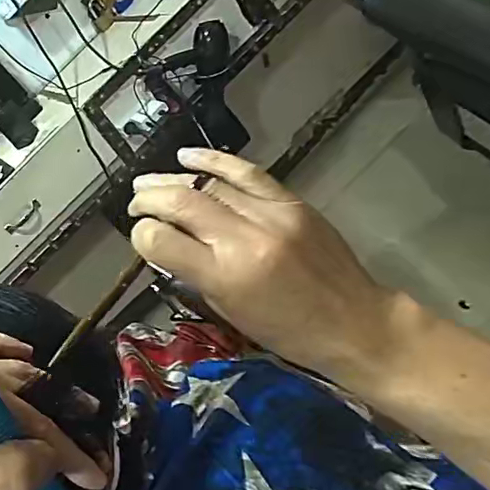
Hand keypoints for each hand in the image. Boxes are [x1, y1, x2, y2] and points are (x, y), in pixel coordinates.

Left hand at [0, 330, 106, 489]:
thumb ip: (10, 473)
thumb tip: (52, 457)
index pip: (36, 425)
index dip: (70, 454)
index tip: (96, 476)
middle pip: (25, 389)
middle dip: (57, 419)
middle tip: (80, 446)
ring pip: (3, 363)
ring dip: (34, 385)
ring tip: (56, 403)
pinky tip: (7, 356)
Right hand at [128, 149, 425, 386]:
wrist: (355, 323)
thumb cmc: (288, 332)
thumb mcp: (230, 313)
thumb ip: (194, 275)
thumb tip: (166, 243)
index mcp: (224, 277)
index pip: (161, 241)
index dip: (141, 234)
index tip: (139, 235)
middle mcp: (243, 240)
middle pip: (180, 203)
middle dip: (148, 200)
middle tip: (134, 203)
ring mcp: (269, 215)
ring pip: (207, 184)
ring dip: (172, 180)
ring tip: (148, 182)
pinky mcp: (290, 202)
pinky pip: (245, 171)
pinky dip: (213, 161)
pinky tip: (188, 157)